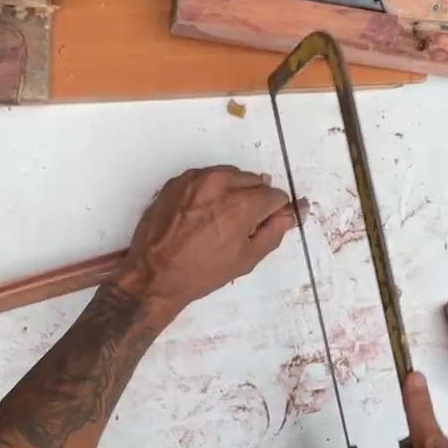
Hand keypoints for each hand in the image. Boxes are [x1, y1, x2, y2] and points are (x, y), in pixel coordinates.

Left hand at [110, 166, 299, 315]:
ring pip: (232, 175)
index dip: (275, 211)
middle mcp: (221, 184)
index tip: (266, 224)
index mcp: (242, 204)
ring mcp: (197, 179)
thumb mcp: (246, 259)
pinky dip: (213, 189)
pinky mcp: (179, 180)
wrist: (155, 273)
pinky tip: (204, 211)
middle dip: (256, 200)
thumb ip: (274, 231)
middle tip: (243, 225)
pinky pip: (208, 176)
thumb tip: (291, 213)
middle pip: (255, 181)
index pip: (275, 196)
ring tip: (222, 218)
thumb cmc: (202, 272)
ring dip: (236, 190)